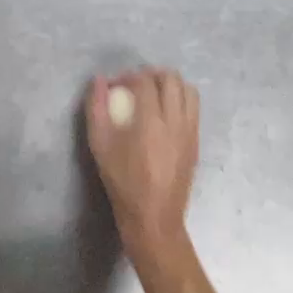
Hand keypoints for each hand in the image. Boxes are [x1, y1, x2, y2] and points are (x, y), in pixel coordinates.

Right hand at [85, 68, 200, 257]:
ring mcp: (190, 132)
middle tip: (135, 84)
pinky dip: (180, 101)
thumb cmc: (123, 182)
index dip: (128, 76)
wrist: (154, 218)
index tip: (115, 84)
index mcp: (151, 121)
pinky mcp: (196, 143)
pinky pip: (193, 109)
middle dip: (152, 74)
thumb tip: (99, 80)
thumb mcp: (99, 145)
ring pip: (189, 91)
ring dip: (170, 85)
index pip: (145, 81)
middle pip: (172, 79)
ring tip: (153, 94)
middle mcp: (176, 122)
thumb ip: (96, 108)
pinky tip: (163, 114)